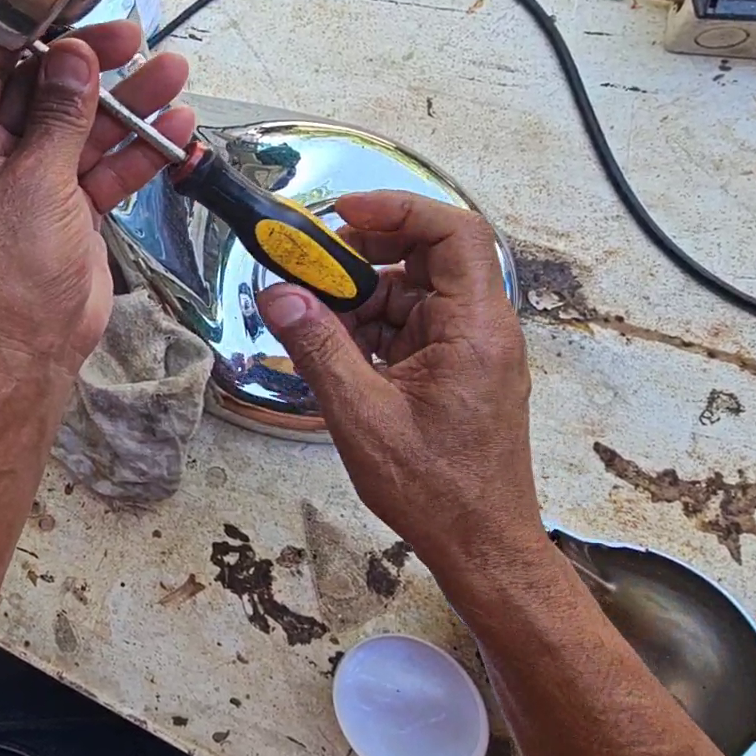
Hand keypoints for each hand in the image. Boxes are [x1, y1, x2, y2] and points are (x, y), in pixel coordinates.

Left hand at [0, 20, 194, 372]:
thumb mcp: (36, 184)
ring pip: (81, 128)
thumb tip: (71, 57)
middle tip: (130, 37)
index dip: (29, 43)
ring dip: (125, 106)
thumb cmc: (12, 276)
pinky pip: (103, 165)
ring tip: (170, 74)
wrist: (37, 345)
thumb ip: (58, 117)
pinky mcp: (70, 204)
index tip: (70, 17)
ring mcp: (35, 181)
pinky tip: (172, 124)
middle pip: (42, 94)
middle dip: (89, 69)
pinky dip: (135, 150)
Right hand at [255, 192, 541, 570]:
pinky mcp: (446, 369)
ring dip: (354, 299)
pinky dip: (362, 329)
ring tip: (311, 324)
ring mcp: (462, 349)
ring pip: (405, 292)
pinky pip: (400, 325)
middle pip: (424, 257)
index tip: (339, 213)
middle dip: (362, 255)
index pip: (453, 234)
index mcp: (474, 329)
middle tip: (310, 271)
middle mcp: (476, 328)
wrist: (478, 545)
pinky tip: (331, 352)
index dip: (398, 209)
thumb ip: (317, 347)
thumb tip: (276, 293)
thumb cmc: (433, 487)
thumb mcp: (360, 414)